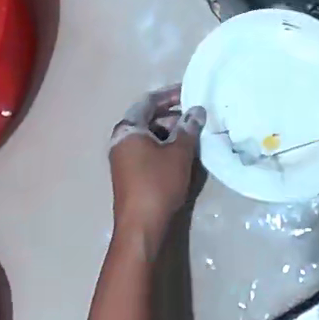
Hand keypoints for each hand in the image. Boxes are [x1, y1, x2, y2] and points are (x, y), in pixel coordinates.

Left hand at [108, 87, 204, 257]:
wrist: (140, 228)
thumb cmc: (157, 184)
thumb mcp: (178, 153)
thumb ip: (189, 128)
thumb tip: (197, 110)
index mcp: (128, 128)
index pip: (149, 101)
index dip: (170, 94)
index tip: (190, 92)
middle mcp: (121, 139)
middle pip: (148, 117)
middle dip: (172, 115)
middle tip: (195, 115)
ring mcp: (123, 157)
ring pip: (149, 135)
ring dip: (170, 132)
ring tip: (193, 135)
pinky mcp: (129, 173)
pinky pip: (147, 150)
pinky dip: (164, 147)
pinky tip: (181, 154)